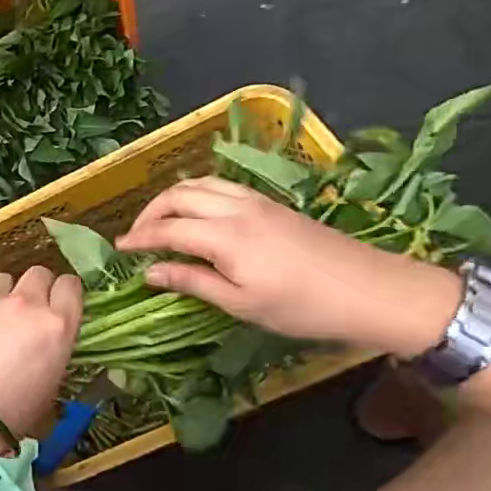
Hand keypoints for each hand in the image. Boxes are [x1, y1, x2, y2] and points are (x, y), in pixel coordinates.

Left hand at [0, 267, 82, 438]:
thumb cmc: (6, 416)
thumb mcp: (47, 389)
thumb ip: (51, 354)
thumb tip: (43, 348)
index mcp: (57, 327)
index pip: (70, 287)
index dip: (63, 291)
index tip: (55, 301)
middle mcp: (27, 303)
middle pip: (38, 274)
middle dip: (32, 288)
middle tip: (20, 312)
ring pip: (0, 280)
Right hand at [116, 177, 462, 355]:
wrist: (372, 290)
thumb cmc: (303, 307)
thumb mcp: (242, 304)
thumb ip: (192, 282)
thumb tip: (150, 273)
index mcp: (225, 235)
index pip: (167, 228)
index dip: (139, 238)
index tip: (118, 250)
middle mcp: (235, 208)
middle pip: (178, 195)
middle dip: (150, 212)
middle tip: (136, 236)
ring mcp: (256, 201)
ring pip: (200, 183)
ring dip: (173, 197)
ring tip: (160, 220)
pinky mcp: (271, 202)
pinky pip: (221, 186)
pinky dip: (197, 193)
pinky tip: (198, 213)